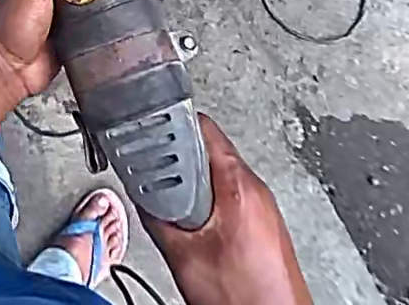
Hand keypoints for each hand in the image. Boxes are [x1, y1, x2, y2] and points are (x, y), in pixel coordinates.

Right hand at [142, 115, 312, 304]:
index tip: (157, 125)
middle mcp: (258, 189)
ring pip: (223, 172)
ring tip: (175, 194)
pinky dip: (213, 198)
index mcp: (240, 184)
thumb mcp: (184, 256)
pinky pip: (235, 194)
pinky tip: (199, 222)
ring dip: (197, 179)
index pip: (204, 127)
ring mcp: (265, 207)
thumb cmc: (245, 299)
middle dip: (183, 154)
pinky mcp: (267, 225)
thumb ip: (158, 217)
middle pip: (212, 148)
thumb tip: (140, 195)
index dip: (175, 122)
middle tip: (158, 161)